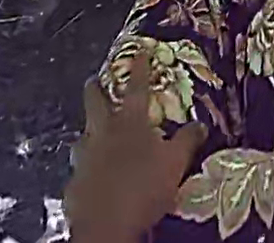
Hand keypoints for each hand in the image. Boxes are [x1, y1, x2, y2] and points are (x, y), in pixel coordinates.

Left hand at [64, 56, 206, 242]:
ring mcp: (84, 159)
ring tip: (90, 134)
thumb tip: (201, 124)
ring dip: (87, 134)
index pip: (136, 86)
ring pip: (81, 137)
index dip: (139, 67)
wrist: (106, 230)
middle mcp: (103, 133)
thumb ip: (187, 140)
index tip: (139, 49)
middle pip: (95, 102)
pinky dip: (85, 172)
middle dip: (94, 88)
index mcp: (129, 122)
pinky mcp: (73, 186)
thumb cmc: (143, 188)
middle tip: (94, 80)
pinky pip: (78, 173)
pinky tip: (89, 178)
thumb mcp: (175, 163)